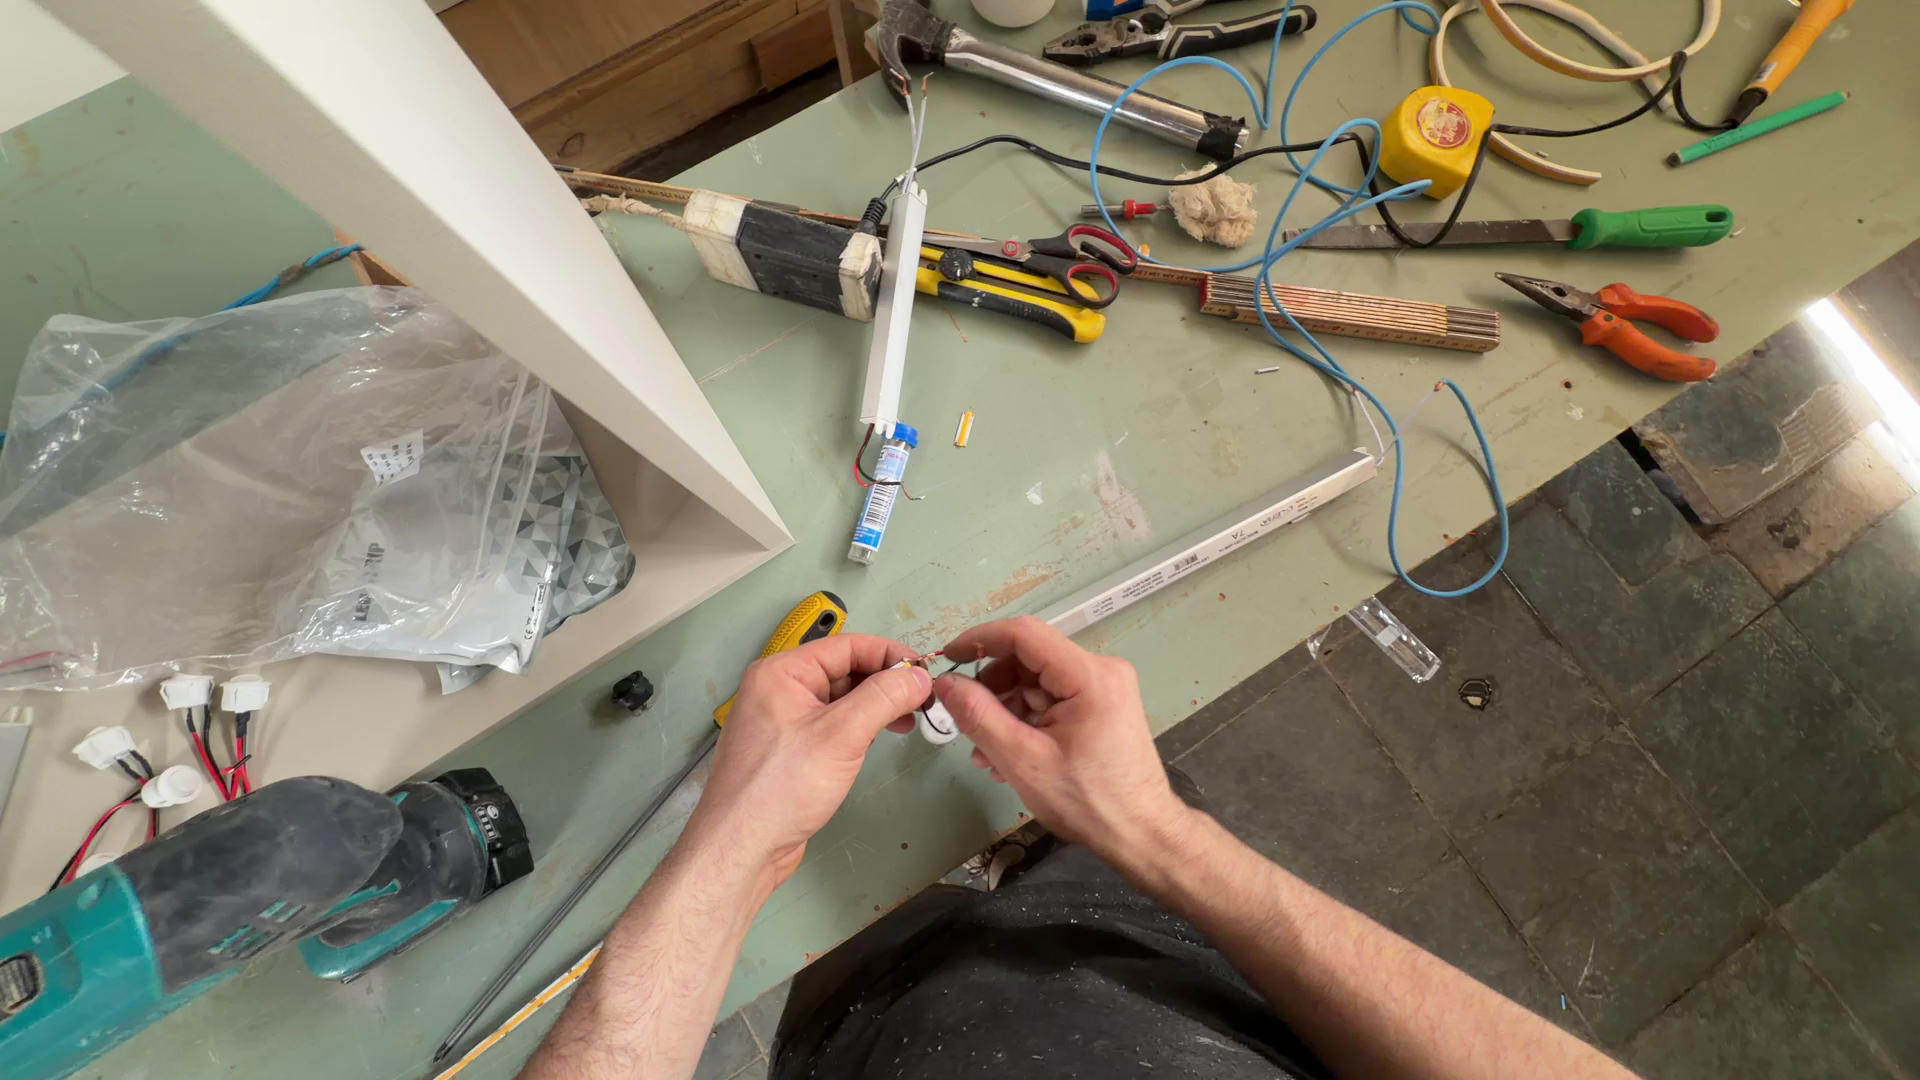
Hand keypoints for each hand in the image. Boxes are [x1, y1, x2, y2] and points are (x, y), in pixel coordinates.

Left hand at [686, 634, 929, 882]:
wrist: (739, 851)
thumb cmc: (785, 786)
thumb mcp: (841, 735)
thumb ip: (884, 698)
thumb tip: (920, 674)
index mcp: (782, 672)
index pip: (847, 646)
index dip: (890, 654)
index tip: (926, 671)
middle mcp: (780, 688)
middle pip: (845, 670)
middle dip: (886, 682)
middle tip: (924, 701)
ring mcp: (784, 719)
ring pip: (842, 698)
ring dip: (877, 705)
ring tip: (908, 722)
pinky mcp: (790, 748)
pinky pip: (832, 723)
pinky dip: (860, 726)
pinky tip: (879, 739)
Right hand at [935, 616, 1190, 860]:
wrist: (1143, 837)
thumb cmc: (1087, 802)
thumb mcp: (1022, 760)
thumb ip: (978, 715)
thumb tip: (945, 682)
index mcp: (1089, 675)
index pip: (1024, 633)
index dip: (981, 640)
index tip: (947, 657)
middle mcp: (1101, 668)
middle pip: (1029, 658)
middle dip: (992, 688)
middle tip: (966, 722)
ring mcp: (1104, 686)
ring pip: (1037, 680)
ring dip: (1006, 709)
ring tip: (986, 753)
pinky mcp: (1101, 704)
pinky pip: (1052, 697)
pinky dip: (1026, 718)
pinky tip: (1010, 754)